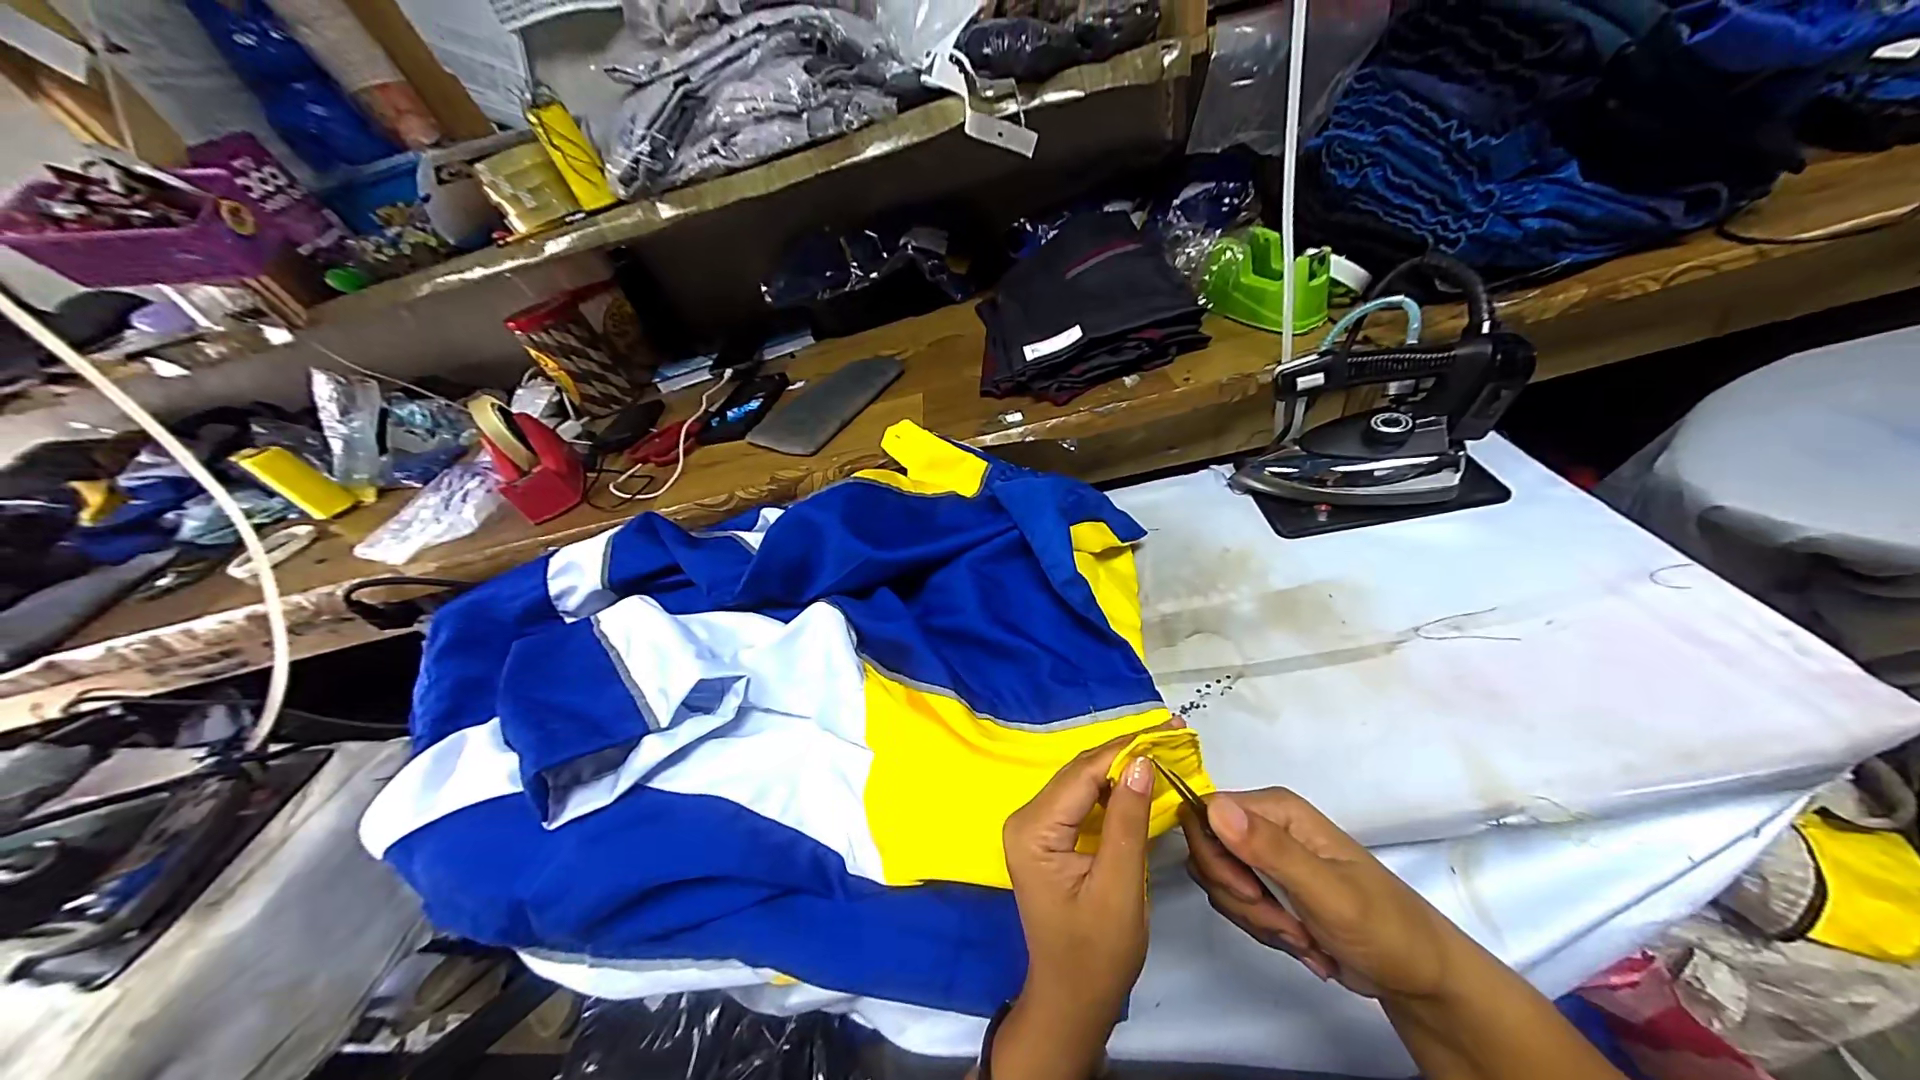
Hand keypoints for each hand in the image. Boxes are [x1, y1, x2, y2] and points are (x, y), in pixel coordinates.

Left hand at [982, 727, 1169, 1079]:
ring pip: (1084, 782)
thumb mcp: (1120, 888)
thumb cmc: (1096, 954)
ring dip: (1123, 766)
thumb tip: (1142, 762)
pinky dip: (1115, 789)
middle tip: (1172, 731)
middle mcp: (1026, 818)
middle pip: (1081, 772)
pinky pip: (1084, 800)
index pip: (1084, 773)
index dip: (1127, 748)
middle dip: (1127, 751)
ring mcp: (1036, 826)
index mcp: (1033, 829)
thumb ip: (1128, 822)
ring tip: (1164, 745)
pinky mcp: (1050, 836)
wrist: (1073, 999)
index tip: (1168, 728)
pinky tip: (1142, 778)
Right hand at [1180, 787, 1462, 1000]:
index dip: (1214, 856)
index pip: (1204, 813)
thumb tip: (1214, 808)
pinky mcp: (1266, 886)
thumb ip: (1269, 849)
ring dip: (1254, 919)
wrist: (1420, 976)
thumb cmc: (1385, 928)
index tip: (1249, 894)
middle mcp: (1265, 825)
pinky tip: (1301, 940)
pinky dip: (1261, 929)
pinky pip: (1234, 903)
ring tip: (1302, 936)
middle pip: (1207, 850)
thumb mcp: (1328, 891)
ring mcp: (1265, 856)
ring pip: (1218, 881)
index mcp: (1277, 810)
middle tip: (1285, 922)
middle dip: (1239, 897)